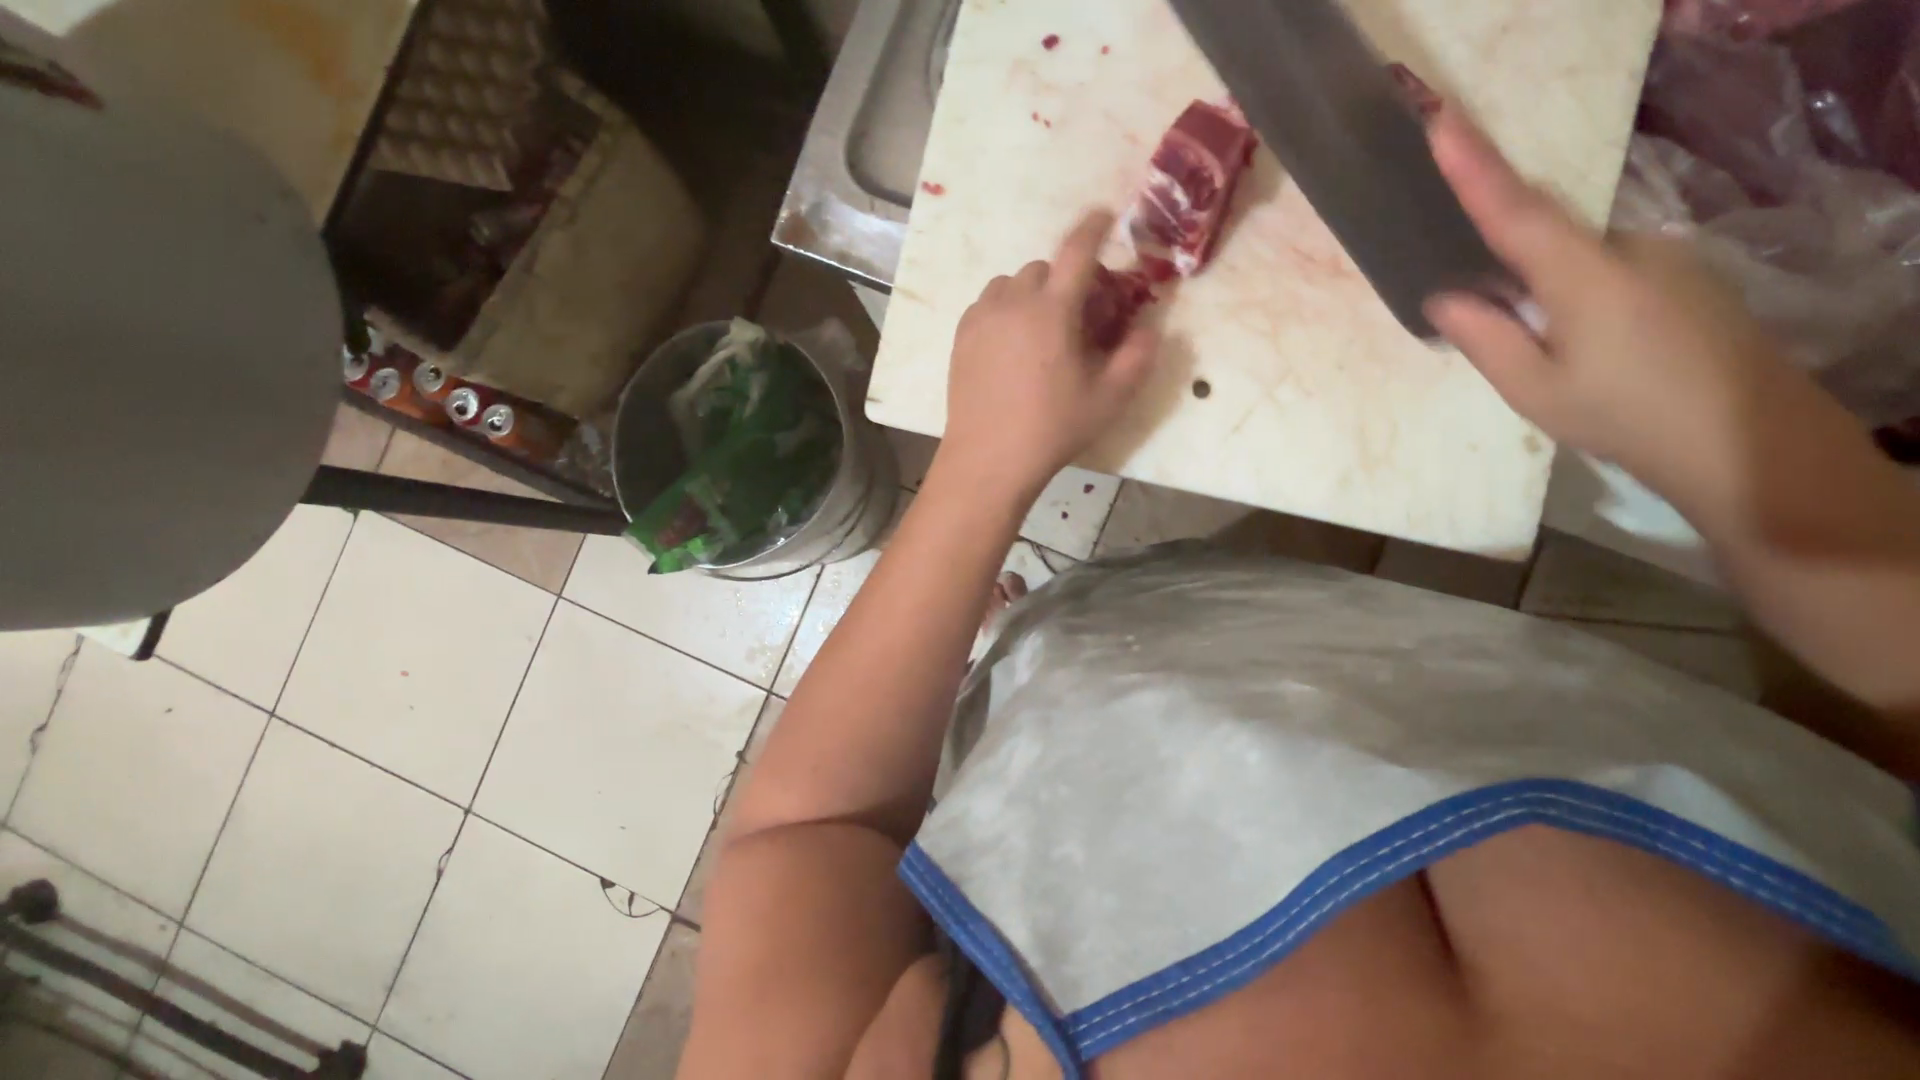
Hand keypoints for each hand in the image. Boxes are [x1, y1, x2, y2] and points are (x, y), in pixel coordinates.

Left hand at [936, 210, 1159, 500]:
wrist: (988, 458)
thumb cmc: (1052, 428)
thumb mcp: (1110, 398)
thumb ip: (1138, 356)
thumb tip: (1149, 328)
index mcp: (1052, 310)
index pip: (1077, 250)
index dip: (1094, 227)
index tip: (1104, 215)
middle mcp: (1013, 302)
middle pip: (1045, 268)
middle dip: (1067, 280)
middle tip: (1081, 314)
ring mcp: (981, 317)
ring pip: (1012, 283)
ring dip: (1034, 293)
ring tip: (1045, 330)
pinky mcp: (962, 336)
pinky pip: (988, 304)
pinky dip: (1007, 310)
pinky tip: (1015, 345)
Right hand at [1422, 107, 1812, 504]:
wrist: (1751, 440)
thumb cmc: (1627, 416)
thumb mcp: (1535, 390)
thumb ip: (1486, 337)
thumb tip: (1445, 297)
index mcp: (1583, 275)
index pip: (1514, 210)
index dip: (1474, 166)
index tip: (1441, 122)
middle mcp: (1627, 249)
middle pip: (1545, 235)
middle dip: (1510, 263)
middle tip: (1500, 322)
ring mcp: (1664, 258)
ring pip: (1579, 260)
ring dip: (1551, 293)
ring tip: (1560, 360)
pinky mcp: (1685, 276)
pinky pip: (1611, 271)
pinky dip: (1584, 298)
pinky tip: (1595, 354)